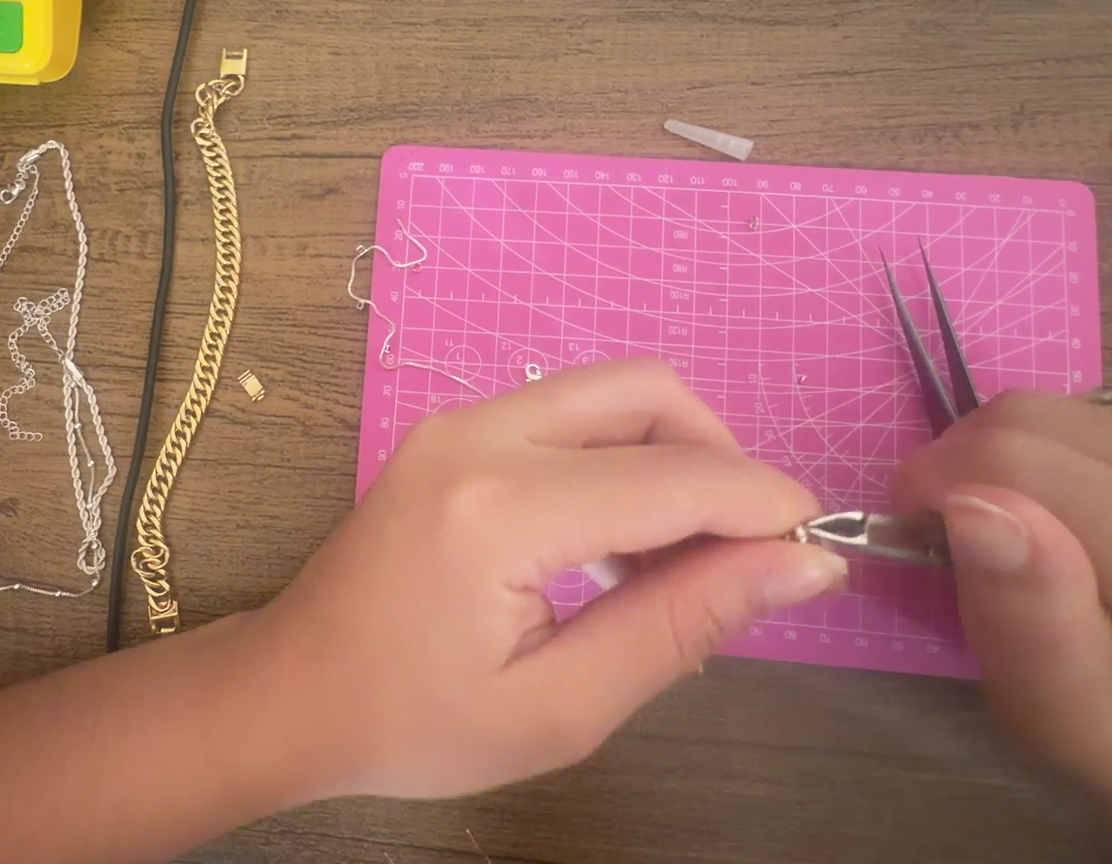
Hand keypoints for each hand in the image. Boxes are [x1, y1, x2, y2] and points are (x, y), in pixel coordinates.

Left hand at [244, 359, 845, 799]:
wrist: (294, 688)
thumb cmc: (414, 721)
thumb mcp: (560, 706)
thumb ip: (680, 623)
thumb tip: (796, 563)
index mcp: (499, 507)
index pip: (669, 478)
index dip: (760, 502)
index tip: (816, 542)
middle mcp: (475, 435)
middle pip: (638, 390)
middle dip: (715, 451)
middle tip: (744, 543)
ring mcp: (453, 423)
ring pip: (600, 392)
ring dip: (665, 449)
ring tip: (680, 551)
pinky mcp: (446, 432)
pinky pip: (559, 414)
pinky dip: (613, 454)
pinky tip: (614, 534)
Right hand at [894, 392, 1111, 863]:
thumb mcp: (1097, 748)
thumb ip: (1028, 638)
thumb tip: (968, 505)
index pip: (1024, 464)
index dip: (933, 480)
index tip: (914, 538)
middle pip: (1043, 419)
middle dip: (960, 462)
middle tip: (954, 539)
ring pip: (1080, 413)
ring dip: (1012, 460)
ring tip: (1026, 538)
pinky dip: (1068, 460)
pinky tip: (1088, 526)